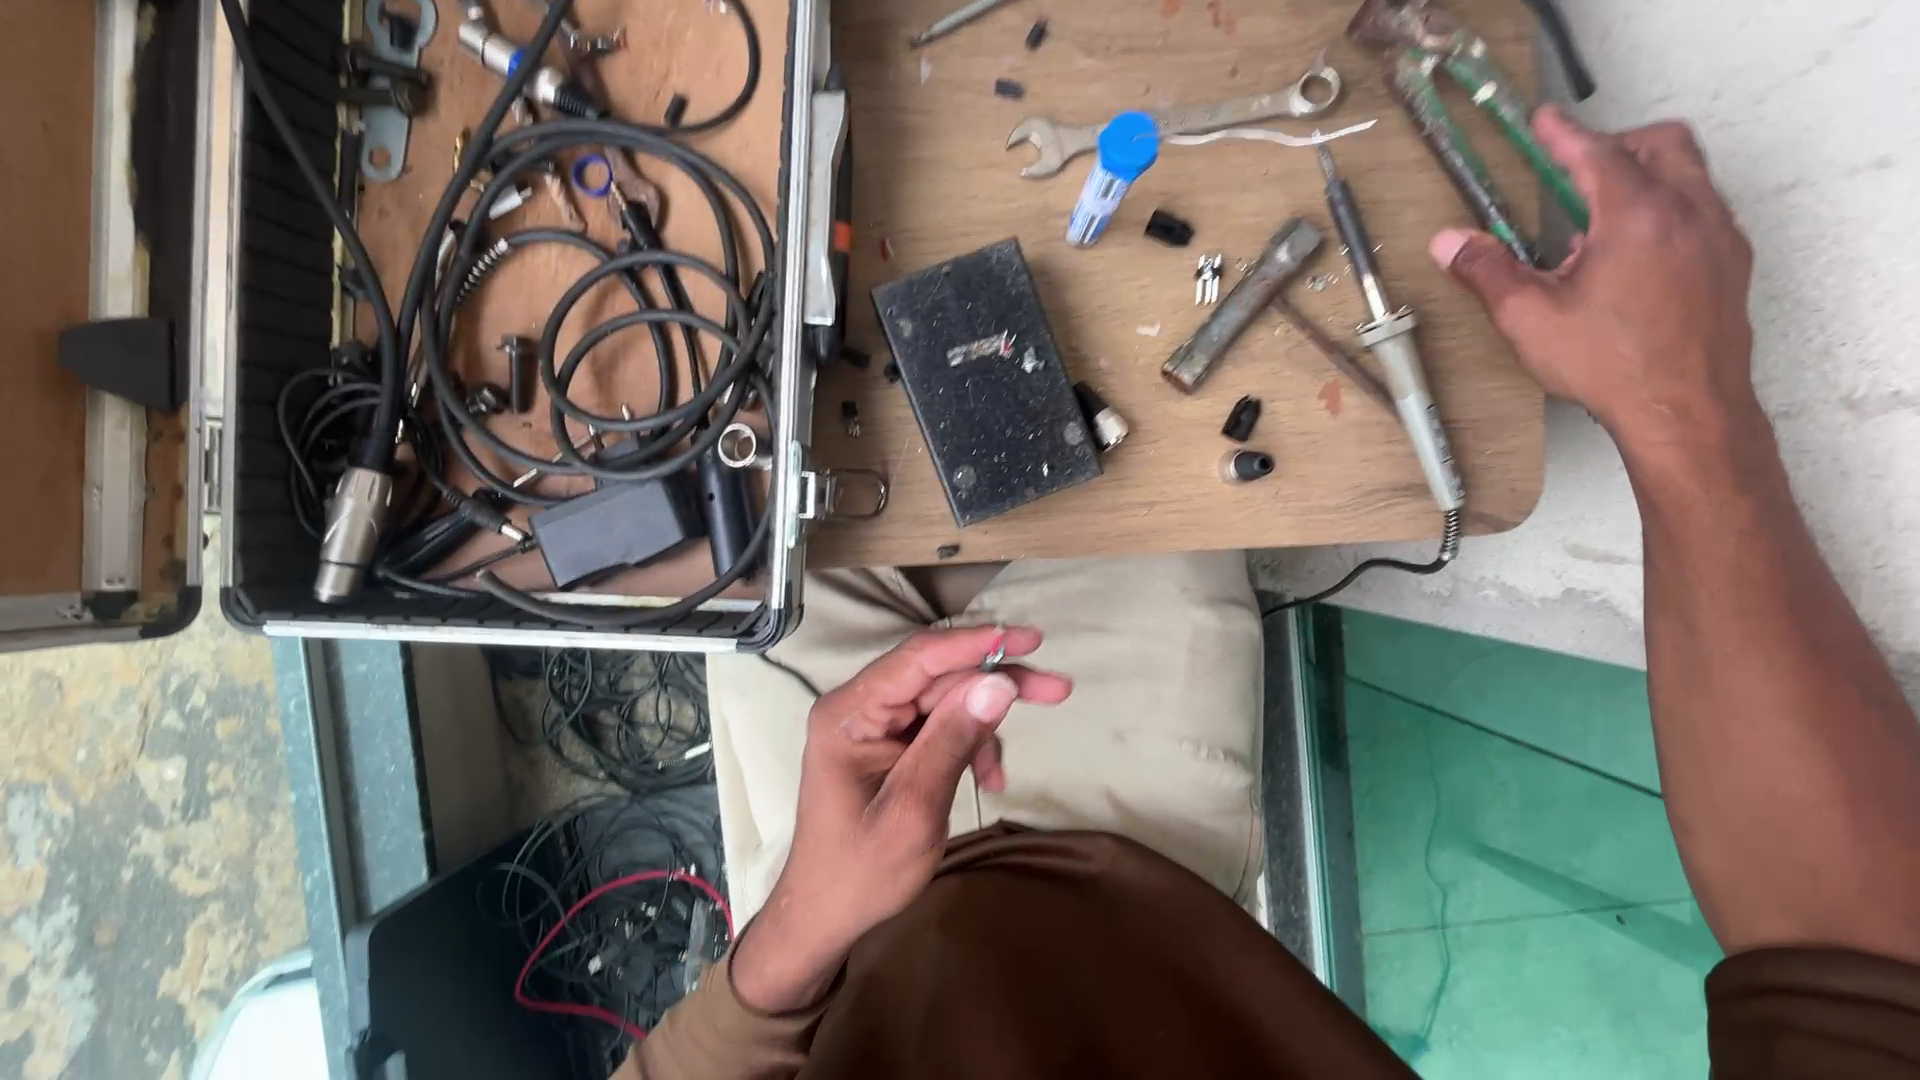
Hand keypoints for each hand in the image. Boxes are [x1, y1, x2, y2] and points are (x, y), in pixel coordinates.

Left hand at [729, 625, 1071, 1013]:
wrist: (826, 914)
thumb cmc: (861, 871)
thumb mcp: (913, 810)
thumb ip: (953, 741)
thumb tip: (998, 683)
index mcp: (850, 712)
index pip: (918, 657)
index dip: (975, 643)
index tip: (1027, 639)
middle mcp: (861, 706)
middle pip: (939, 675)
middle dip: (996, 683)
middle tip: (1056, 688)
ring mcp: (876, 724)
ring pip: (946, 699)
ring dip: (985, 726)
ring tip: (1001, 775)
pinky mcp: (891, 742)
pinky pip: (941, 726)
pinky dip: (970, 747)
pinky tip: (984, 782)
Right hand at [1429, 107, 1762, 461]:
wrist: (1684, 407)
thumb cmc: (1612, 364)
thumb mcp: (1529, 317)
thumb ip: (1488, 271)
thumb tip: (1450, 242)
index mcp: (1636, 217)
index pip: (1597, 155)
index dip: (1563, 136)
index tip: (1543, 122)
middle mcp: (1687, 213)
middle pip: (1660, 145)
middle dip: (1614, 146)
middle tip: (1571, 169)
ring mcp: (1716, 236)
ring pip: (1685, 175)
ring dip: (1638, 180)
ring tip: (1590, 226)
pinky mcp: (1728, 263)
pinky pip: (1699, 211)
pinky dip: (1662, 210)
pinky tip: (1626, 257)